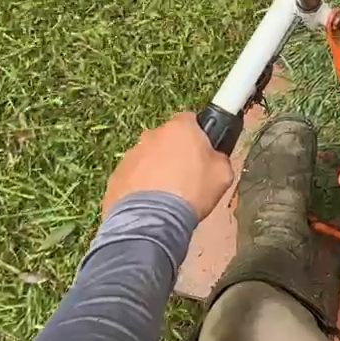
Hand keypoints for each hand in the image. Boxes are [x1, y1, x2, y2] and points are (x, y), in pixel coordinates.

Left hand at [101, 112, 234, 220]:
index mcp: (180, 128)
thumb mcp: (223, 174)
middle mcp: (152, 135)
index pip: (190, 119)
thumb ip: (219, 158)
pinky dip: (140, 186)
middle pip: (166, 139)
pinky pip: (132, 177)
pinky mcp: (116, 176)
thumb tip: (214, 158)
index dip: (197, 134)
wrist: (152, 221)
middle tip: (185, 176)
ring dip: (156, 169)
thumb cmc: (192, 192)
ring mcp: (131, 155)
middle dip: (174, 152)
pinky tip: (149, 205)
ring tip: (166, 195)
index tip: (201, 151)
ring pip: (148, 157)